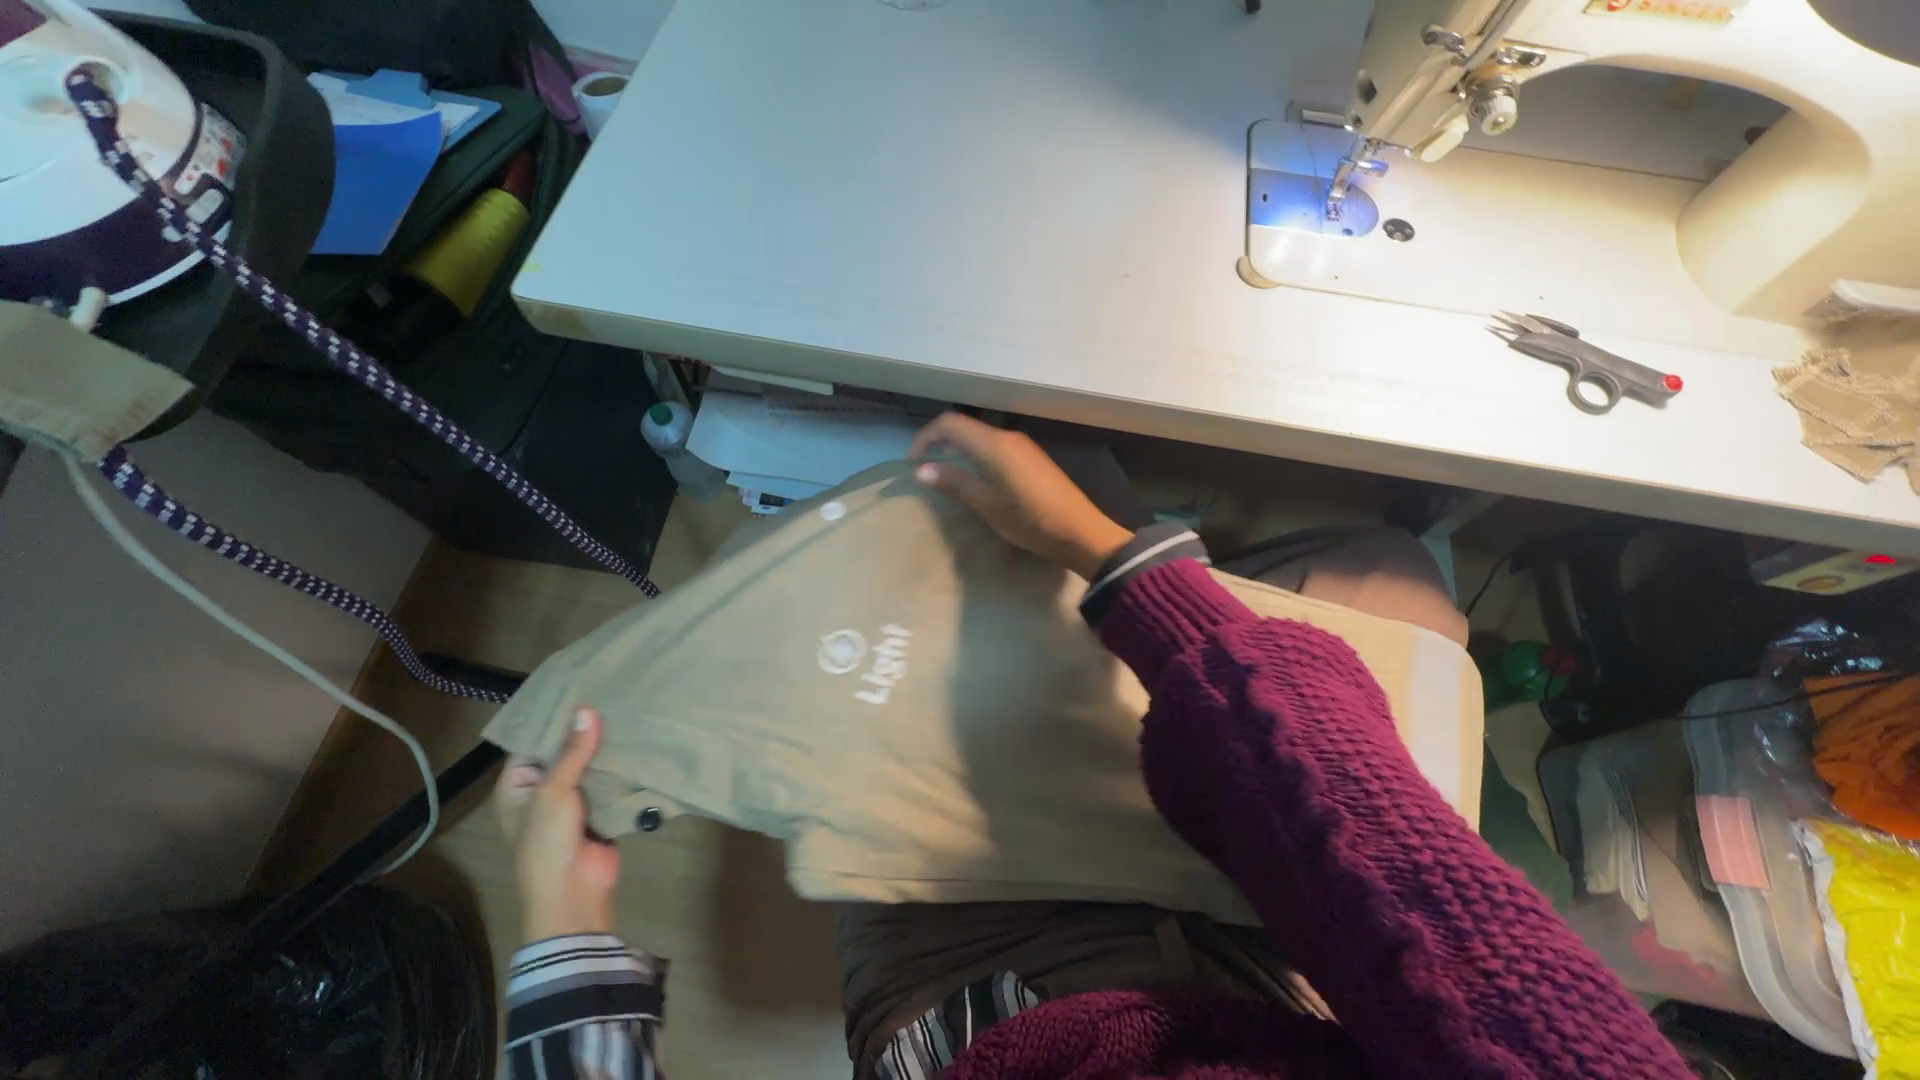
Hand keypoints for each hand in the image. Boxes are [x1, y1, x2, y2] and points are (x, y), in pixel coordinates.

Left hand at [495, 707, 621, 941]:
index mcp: (517, 786)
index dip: (555, 718)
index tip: (579, 687)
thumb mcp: (554, 792)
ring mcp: (572, 801)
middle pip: (564, 752)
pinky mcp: (599, 811)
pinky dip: (621, 768)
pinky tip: (640, 742)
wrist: (574, 894)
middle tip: (611, 693)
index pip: (534, 741)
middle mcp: (542, 790)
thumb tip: (587, 710)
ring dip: (606, 748)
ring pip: (589, 766)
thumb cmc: (547, 842)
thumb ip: (572, 751)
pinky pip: (609, 783)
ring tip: (629, 710)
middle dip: (586, 730)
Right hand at [910, 412, 1131, 579]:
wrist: (1079, 532)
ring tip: (946, 476)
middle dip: (939, 442)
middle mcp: (1007, 437)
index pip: (949, 424)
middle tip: (925, 470)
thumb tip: (922, 470)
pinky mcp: (1032, 458)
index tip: (913, 463)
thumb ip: (954, 482)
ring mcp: (1022, 446)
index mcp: (993, 444)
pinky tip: (975, 480)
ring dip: (958, 450)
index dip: (925, 438)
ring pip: (980, 437)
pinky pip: (995, 447)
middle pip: (964, 427)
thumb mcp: (987, 505)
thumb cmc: (1029, 520)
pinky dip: (976, 456)